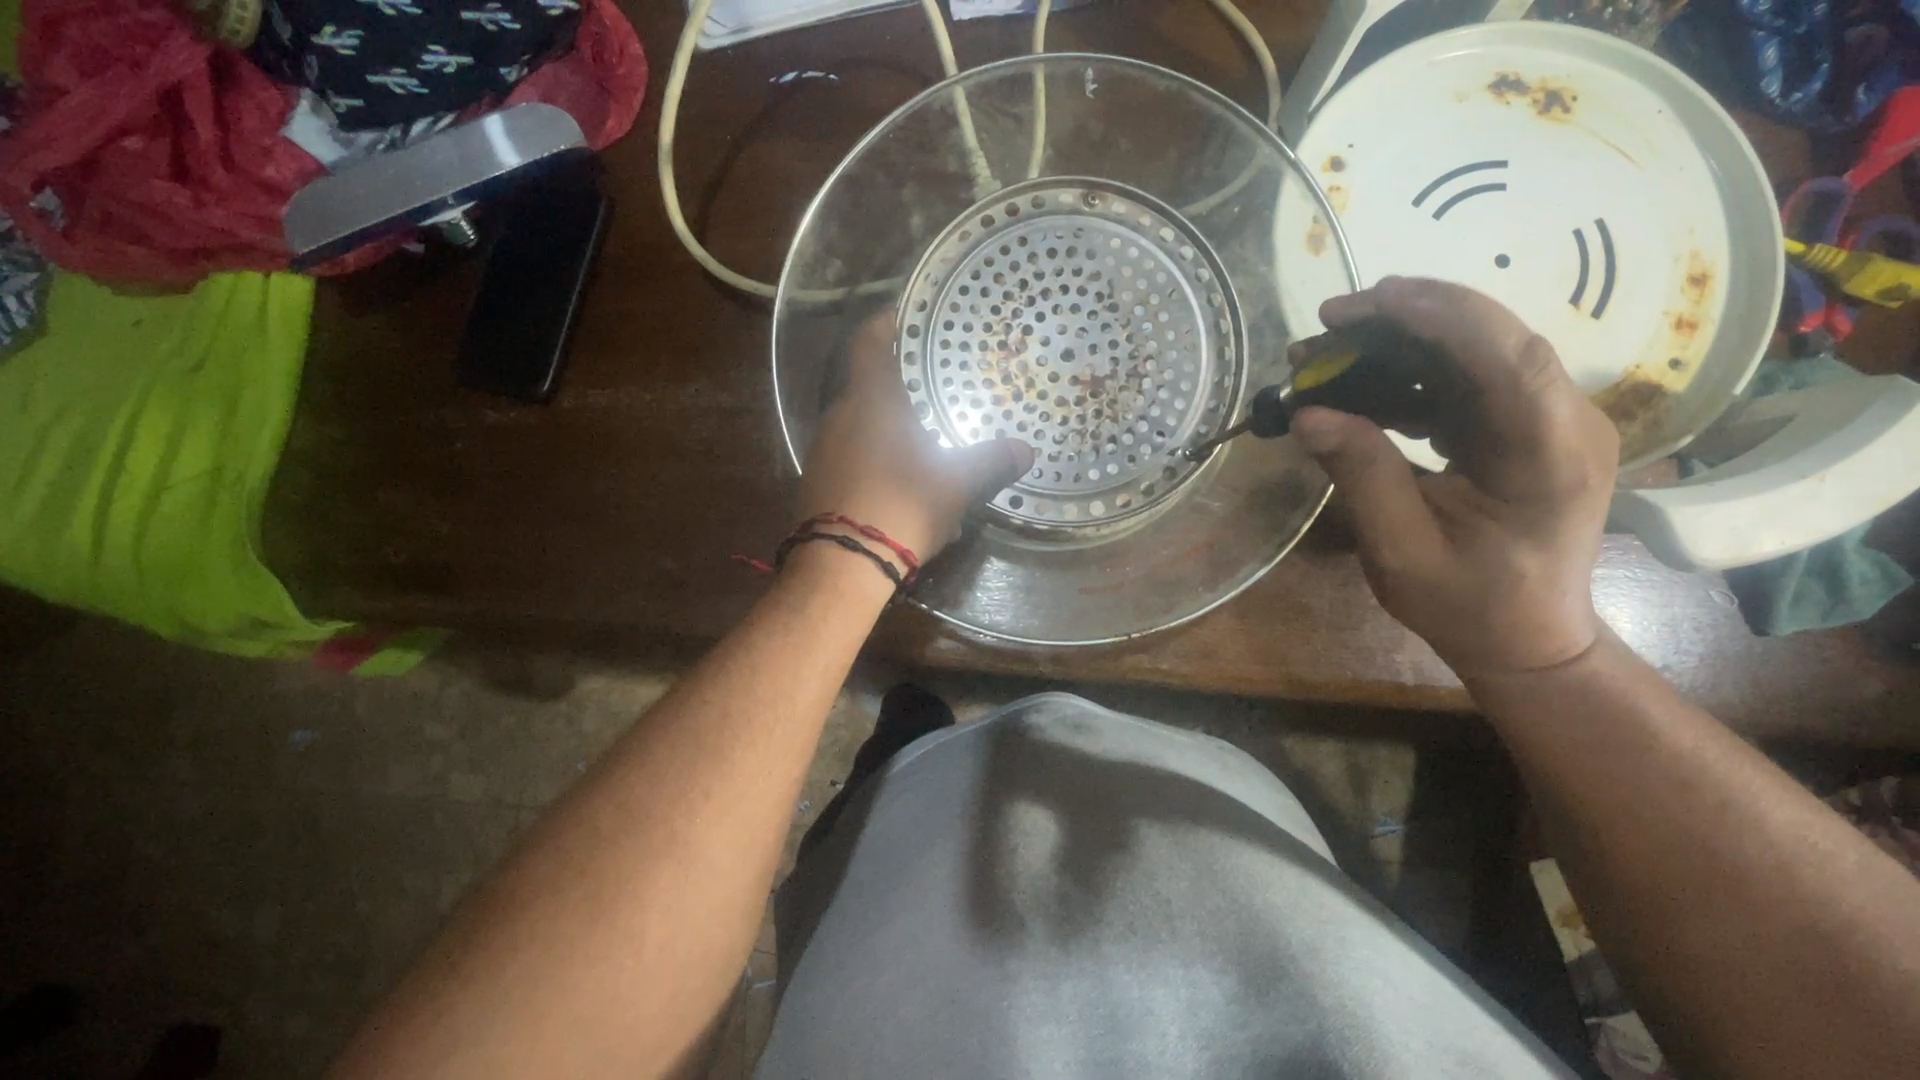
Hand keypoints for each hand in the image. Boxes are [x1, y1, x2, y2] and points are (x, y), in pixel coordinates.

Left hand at [795, 314, 1035, 566]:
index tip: (905, 316)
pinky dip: (877, 458)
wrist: (841, 564)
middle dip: (900, 386)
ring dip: (890, 427)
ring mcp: (823, 449)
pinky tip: (903, 482)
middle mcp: (840, 416)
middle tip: (935, 388)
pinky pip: (852, 455)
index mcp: (871, 401)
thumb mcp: (955, 485)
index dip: (885, 323)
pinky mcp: (816, 481)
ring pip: (862, 424)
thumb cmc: (901, 506)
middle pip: (869, 385)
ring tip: (926, 440)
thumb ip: (989, 462)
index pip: (870, 342)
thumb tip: (1024, 450)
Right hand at [1290, 277, 1618, 677]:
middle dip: (1410, 318)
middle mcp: (1564, 422)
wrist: (1526, 638)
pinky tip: (1361, 385)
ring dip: (1403, 342)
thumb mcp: (1402, 550)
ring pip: (1477, 350)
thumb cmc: (1469, 605)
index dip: (1443, 318)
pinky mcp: (1524, 426)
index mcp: (1550, 455)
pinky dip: (1412, 373)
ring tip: (1328, 350)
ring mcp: (1548, 420)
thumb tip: (1306, 413)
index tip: (1371, 301)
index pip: (1510, 359)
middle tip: (1330, 320)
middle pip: (1494, 339)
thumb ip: (1362, 476)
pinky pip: (1468, 379)